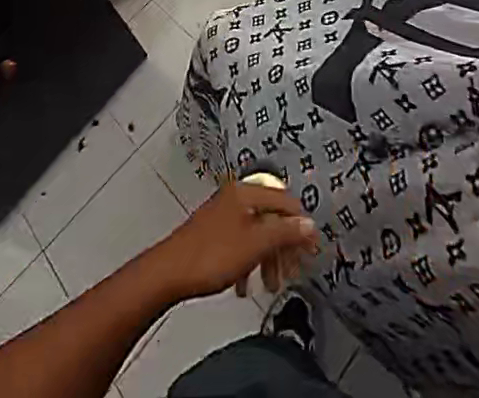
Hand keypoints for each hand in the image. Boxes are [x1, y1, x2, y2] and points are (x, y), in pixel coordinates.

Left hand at [142, 181, 318, 301]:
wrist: (167, 274)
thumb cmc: (211, 256)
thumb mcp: (256, 244)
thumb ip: (285, 232)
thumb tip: (309, 224)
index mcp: (247, 192)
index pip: (286, 202)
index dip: (301, 226)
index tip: (311, 250)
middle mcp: (236, 197)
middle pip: (272, 218)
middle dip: (284, 247)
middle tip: (293, 271)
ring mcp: (222, 214)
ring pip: (256, 233)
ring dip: (267, 258)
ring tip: (271, 285)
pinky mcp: (212, 233)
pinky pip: (241, 243)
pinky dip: (248, 262)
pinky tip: (245, 285)